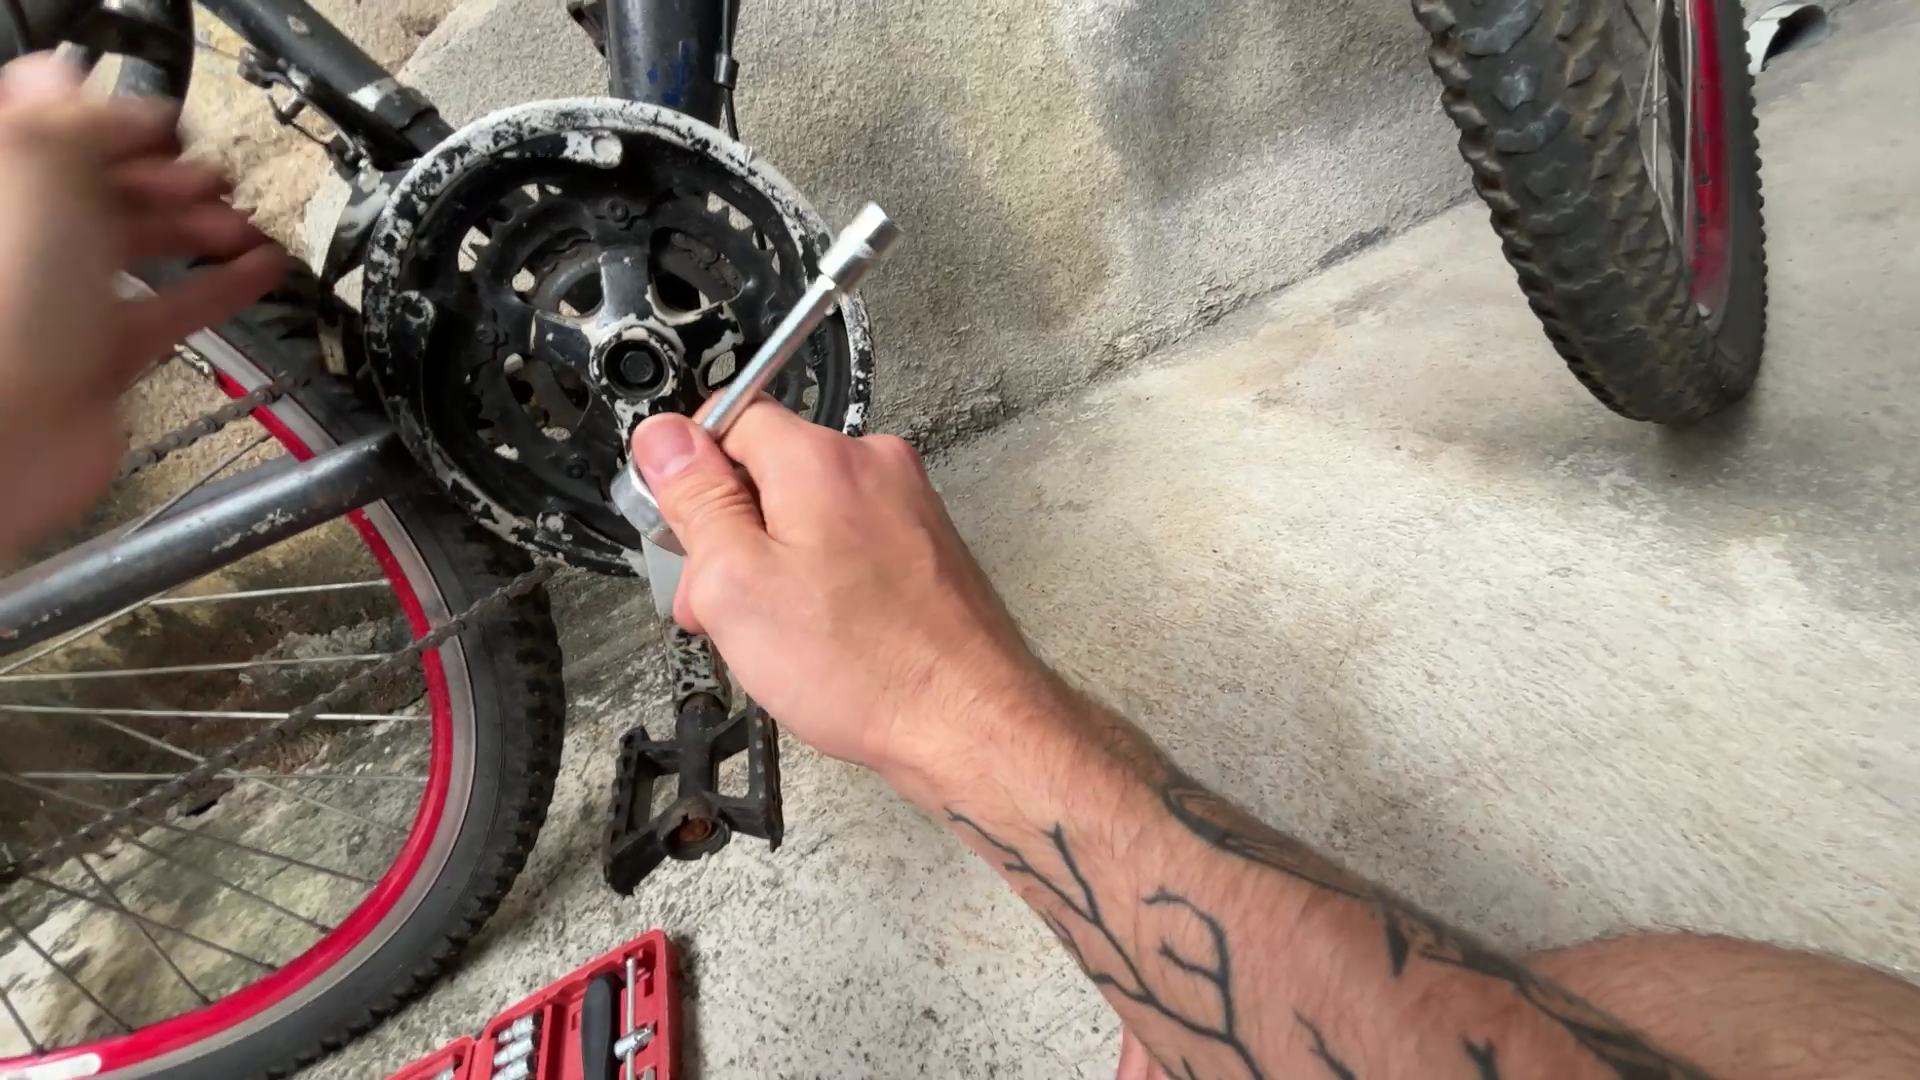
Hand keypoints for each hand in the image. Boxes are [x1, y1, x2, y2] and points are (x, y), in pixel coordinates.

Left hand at [0, 55, 284, 560]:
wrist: (4, 440)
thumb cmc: (2, 328)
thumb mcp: (33, 205)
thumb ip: (56, 136)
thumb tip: (73, 77)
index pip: (51, 130)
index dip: (116, 120)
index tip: (178, 124)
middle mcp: (22, 236)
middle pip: (103, 186)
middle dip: (171, 179)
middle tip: (225, 179)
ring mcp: (64, 292)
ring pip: (145, 244)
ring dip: (207, 230)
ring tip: (253, 225)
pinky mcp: (110, 342)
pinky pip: (178, 301)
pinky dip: (223, 284)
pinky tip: (262, 270)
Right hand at [631, 402, 1053, 779]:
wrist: (967, 718)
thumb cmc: (869, 666)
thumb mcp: (738, 583)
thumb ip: (696, 500)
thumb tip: (665, 440)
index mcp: (822, 460)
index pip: (731, 418)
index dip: (693, 472)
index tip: (682, 523)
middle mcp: (876, 466)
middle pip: (771, 470)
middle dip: (733, 531)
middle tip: (719, 599)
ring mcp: (908, 504)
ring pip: (809, 510)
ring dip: (776, 560)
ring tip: (775, 628)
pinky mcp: (924, 543)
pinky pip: (851, 540)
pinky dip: (824, 575)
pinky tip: (820, 628)